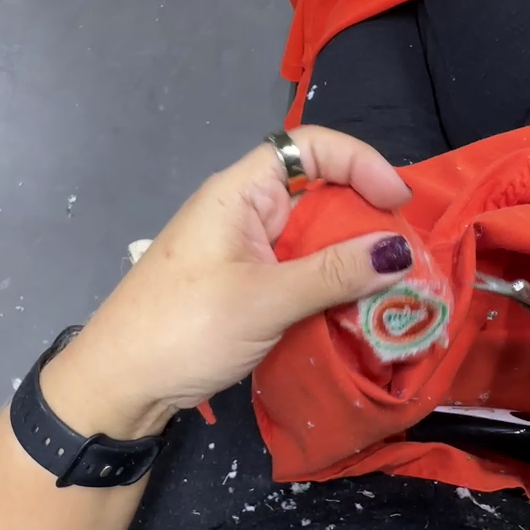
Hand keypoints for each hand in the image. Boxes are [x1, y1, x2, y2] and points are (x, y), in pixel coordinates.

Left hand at [42, 126, 415, 438]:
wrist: (121, 383)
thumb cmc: (184, 328)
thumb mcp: (265, 299)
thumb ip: (334, 273)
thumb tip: (401, 250)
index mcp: (241, 191)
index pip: (310, 146)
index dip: (360, 161)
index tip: (397, 203)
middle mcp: (246, 211)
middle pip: (320, 192)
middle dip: (367, 218)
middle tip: (409, 257)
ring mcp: (247, 251)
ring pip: (314, 238)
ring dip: (353, 258)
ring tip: (395, 287)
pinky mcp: (248, 285)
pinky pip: (301, 272)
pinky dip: (331, 285)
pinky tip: (359, 308)